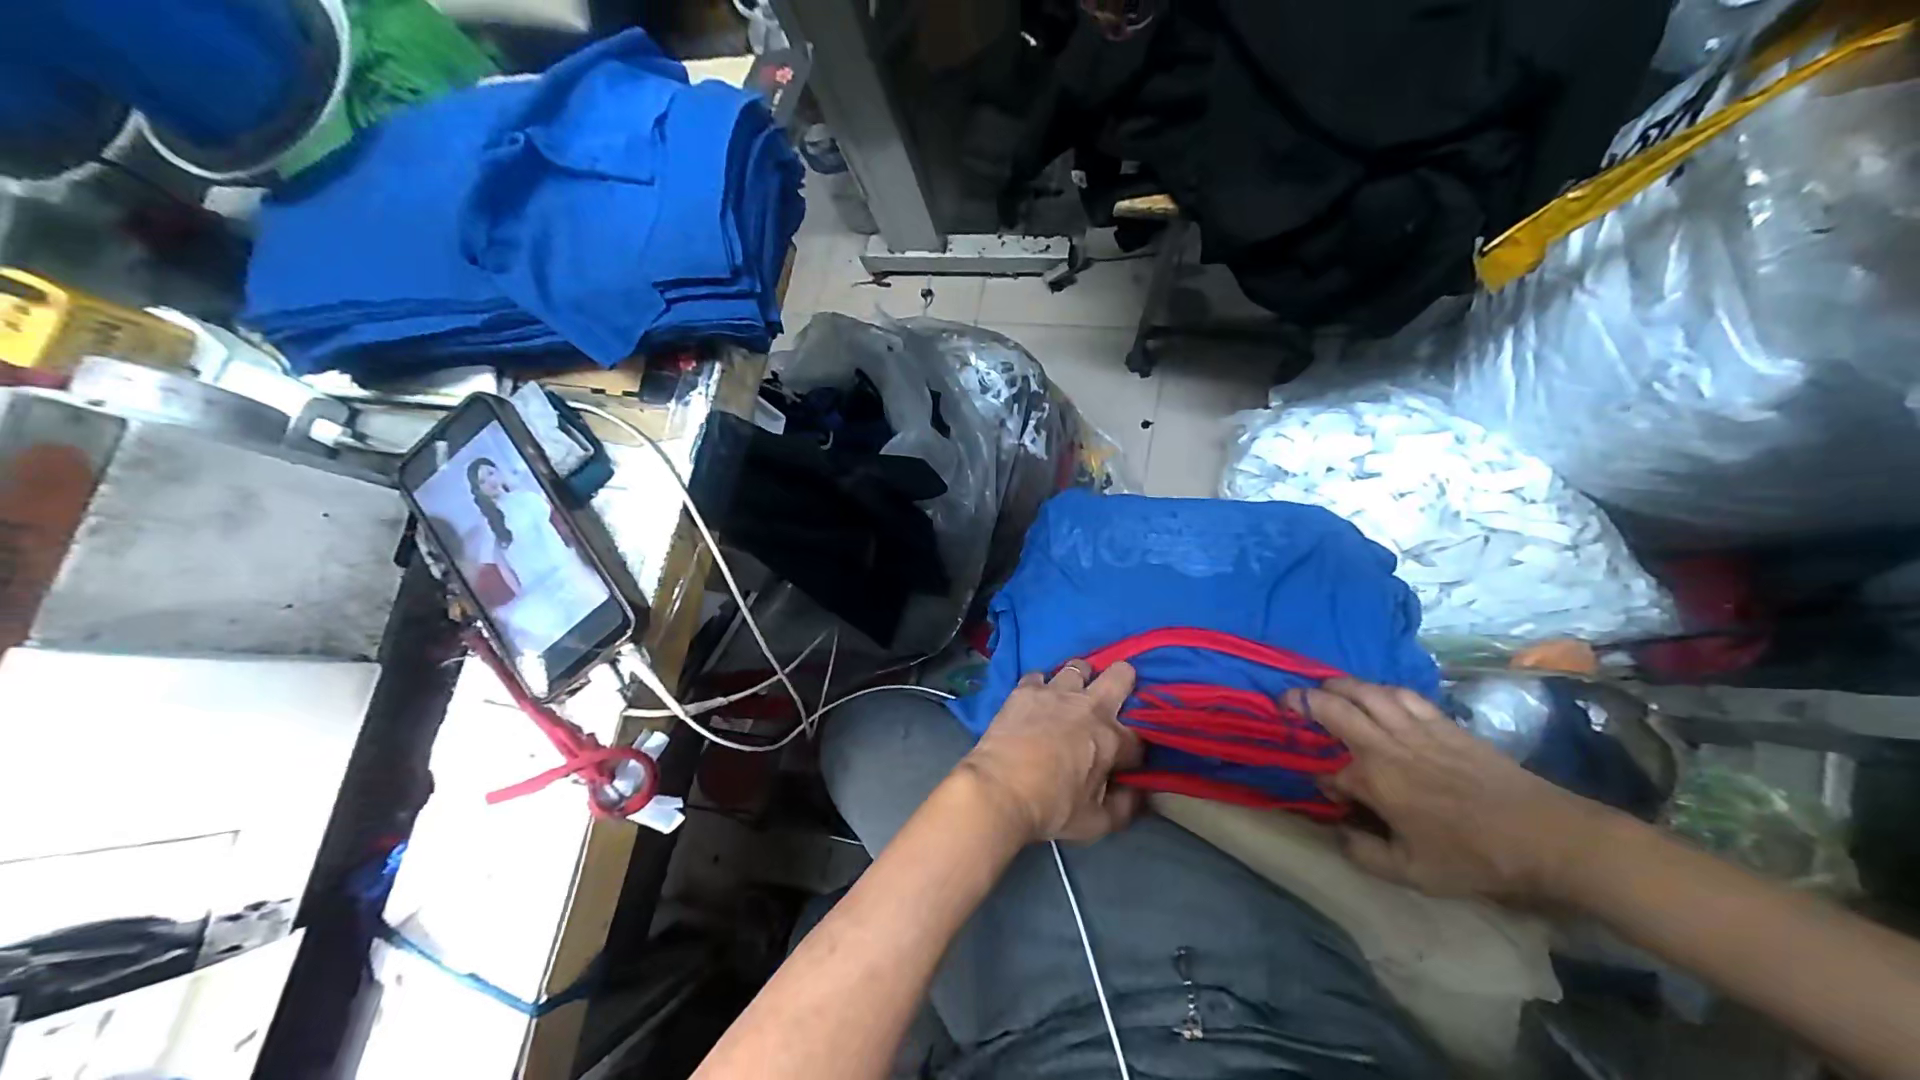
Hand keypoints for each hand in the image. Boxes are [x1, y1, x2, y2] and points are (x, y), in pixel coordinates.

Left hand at [957, 660, 1145, 844]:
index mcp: (1111, 738)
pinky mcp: (1025, 689)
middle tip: (1113, 698)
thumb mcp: (1096, 823)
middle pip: (1121, 675)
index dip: (1133, 752)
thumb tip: (1137, 793)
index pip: (1138, 737)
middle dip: (1124, 681)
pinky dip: (1040, 686)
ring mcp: (1055, 692)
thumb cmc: (1050, 808)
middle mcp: (1089, 706)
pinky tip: (1035, 700)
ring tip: (1070, 696)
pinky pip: (1038, 675)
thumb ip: (1124, 807)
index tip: (1122, 764)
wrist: (998, 790)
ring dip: (1080, 680)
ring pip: (1078, 666)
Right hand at [1292, 678, 1616, 905]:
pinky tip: (1376, 693)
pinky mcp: (1444, 724)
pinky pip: (1403, 694)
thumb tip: (1338, 834)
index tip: (1328, 795)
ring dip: (1339, 685)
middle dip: (1304, 700)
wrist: (1548, 836)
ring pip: (1367, 691)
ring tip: (1324, 687)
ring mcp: (1416, 729)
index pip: (1330, 771)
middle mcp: (1387, 745)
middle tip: (1287, 699)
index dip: (1321, 781)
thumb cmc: (1476, 858)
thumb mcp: (1415, 873)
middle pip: (1335, 707)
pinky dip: (1381, 688)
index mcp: (1375, 780)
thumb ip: (1366, 855)